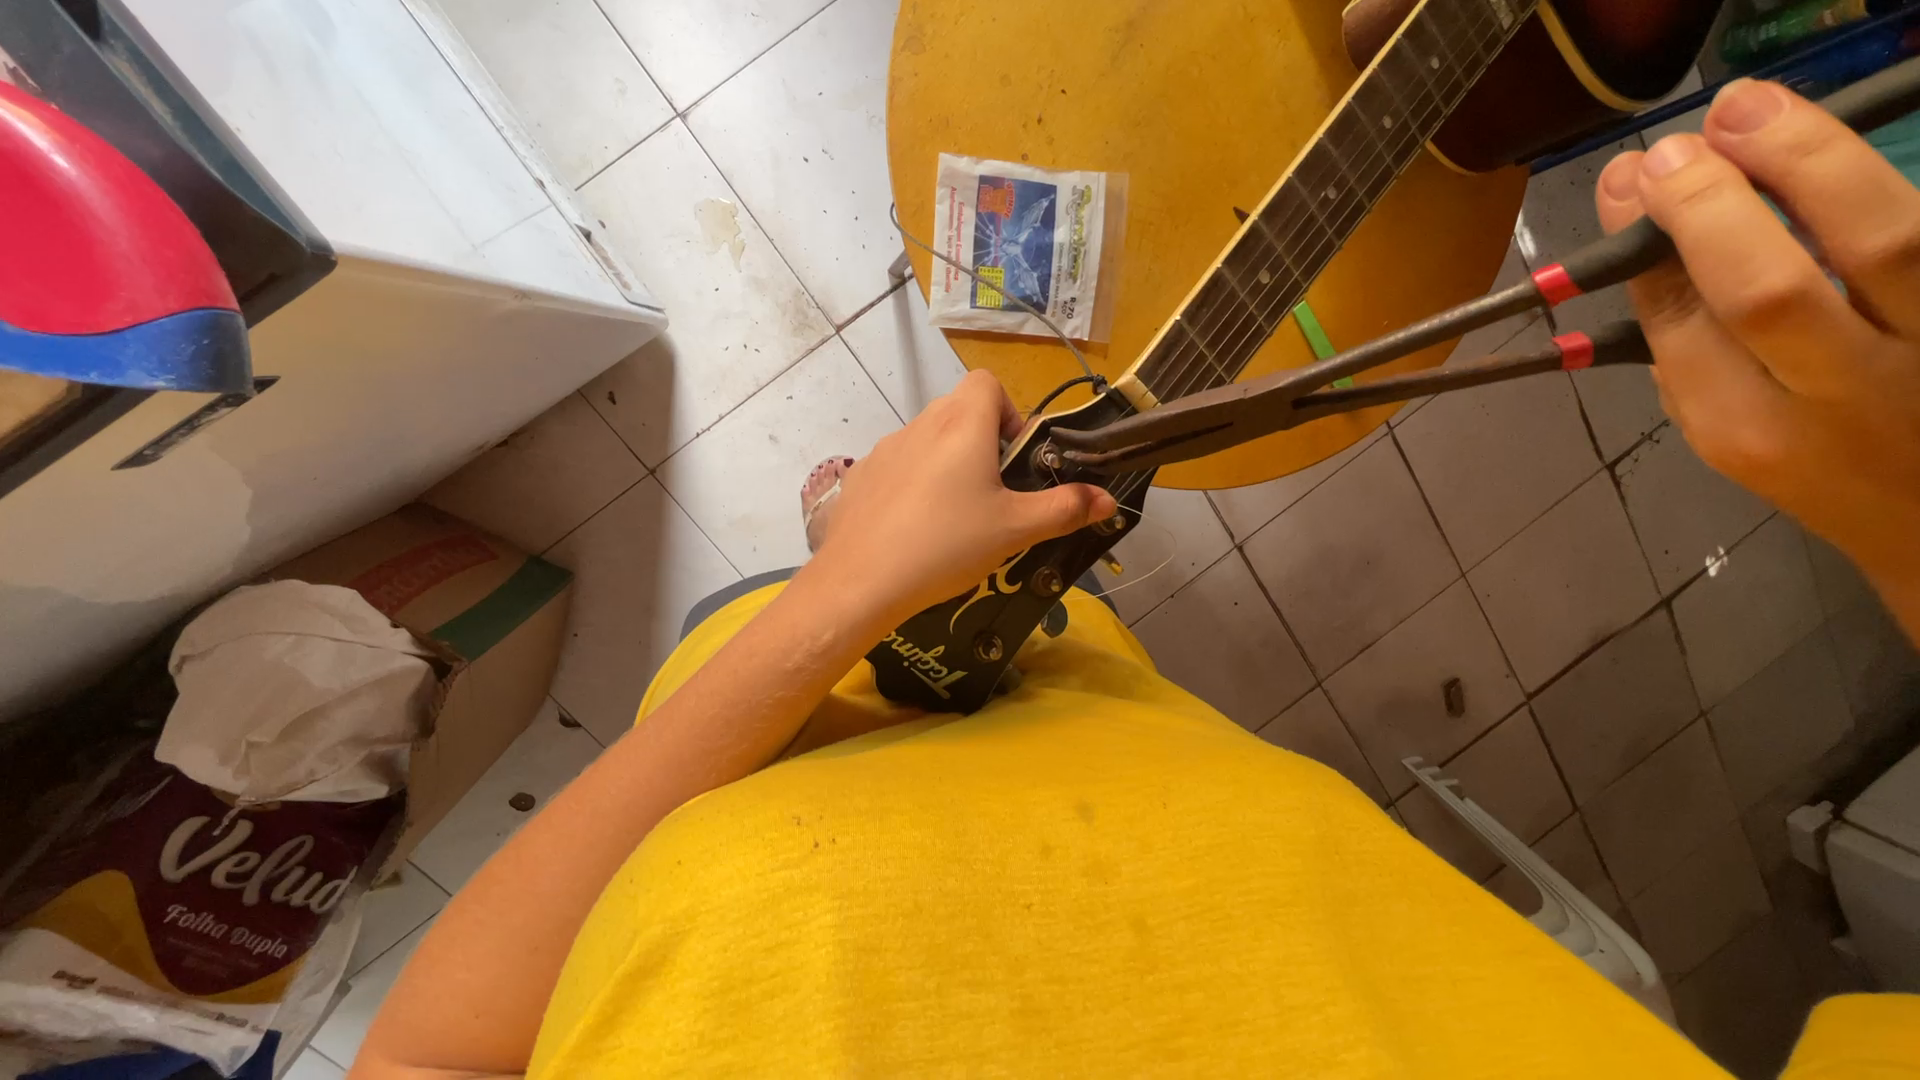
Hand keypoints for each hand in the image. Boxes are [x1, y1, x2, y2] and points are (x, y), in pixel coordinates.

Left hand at [799, 370, 1117, 628]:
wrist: (861, 581)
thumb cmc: (947, 545)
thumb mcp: (1015, 529)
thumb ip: (1065, 509)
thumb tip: (1109, 499)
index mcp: (961, 424)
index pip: (988, 383)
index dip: (1009, 412)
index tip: (1014, 459)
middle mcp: (920, 424)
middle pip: (958, 411)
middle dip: (982, 442)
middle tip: (992, 495)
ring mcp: (884, 449)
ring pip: (927, 440)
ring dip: (946, 464)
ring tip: (952, 518)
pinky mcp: (860, 476)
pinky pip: (897, 467)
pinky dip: (911, 485)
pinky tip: (912, 529)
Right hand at [1595, 78, 1919, 628]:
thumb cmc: (1810, 463)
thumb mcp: (1723, 424)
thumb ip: (1686, 341)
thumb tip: (1644, 234)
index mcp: (1748, 429)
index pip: (1687, 331)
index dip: (1654, 250)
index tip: (1626, 183)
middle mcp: (1843, 395)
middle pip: (1776, 292)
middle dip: (1714, 209)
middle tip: (1674, 145)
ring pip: (1886, 243)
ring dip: (1810, 163)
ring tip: (1745, 107)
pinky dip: (1873, 180)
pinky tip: (1820, 145)